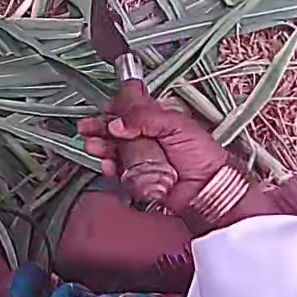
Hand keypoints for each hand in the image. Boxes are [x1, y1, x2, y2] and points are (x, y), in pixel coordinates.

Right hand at [79, 82, 232, 215]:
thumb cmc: (203, 156)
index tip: (107, 108)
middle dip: (100, 127)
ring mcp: (140, 157)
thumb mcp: (176, 126)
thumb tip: (118, 122)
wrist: (208, 189)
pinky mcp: (136, 176)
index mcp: (157, 120)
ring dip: (100, 145)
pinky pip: (117, 170)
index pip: (130, 108)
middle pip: (116, 128)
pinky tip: (109, 164)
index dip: (116, 107)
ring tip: (95, 145)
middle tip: (88, 127)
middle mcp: (146, 137)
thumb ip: (146, 119)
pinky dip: (109, 166)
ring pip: (113, 148)